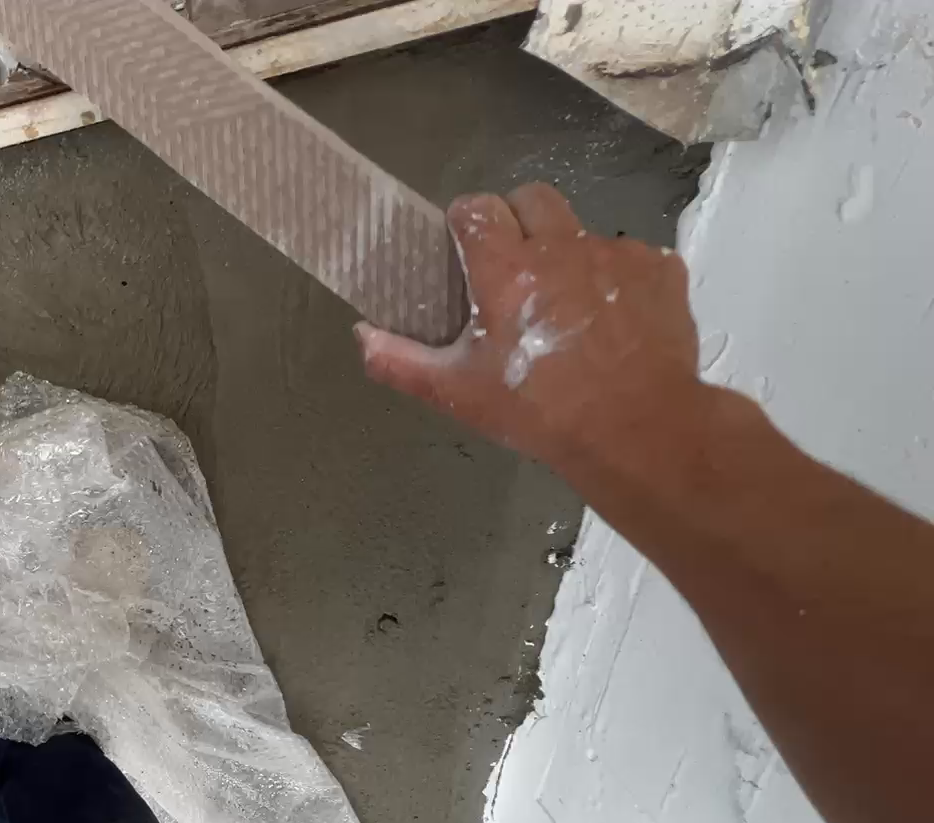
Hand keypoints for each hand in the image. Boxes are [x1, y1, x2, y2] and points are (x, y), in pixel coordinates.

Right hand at [355, 184, 709, 473]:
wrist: (635, 426)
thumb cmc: (533, 409)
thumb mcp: (453, 391)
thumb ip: (397, 360)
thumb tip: (362, 335)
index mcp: (507, 270)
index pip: (477, 209)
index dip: (462, 221)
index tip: (456, 246)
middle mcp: (563, 247)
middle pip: (532, 197)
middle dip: (511, 218)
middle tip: (500, 264)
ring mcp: (617, 254)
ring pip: (577, 228)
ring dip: (558, 251)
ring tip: (553, 302)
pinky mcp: (659, 268)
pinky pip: (622, 255)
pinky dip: (603, 276)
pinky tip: (597, 318)